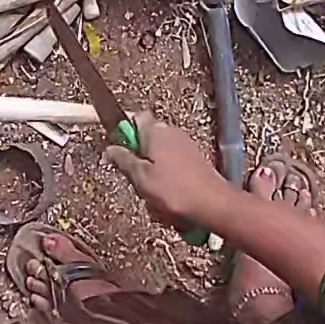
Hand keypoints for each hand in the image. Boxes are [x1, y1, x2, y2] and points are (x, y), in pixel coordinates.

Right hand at [104, 114, 230, 225]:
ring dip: (152, 175)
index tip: (117, 150)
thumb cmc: (175, 191)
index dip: (123, 131)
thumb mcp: (140, 177)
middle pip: (145, 140)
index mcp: (156, 131)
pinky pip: (171, 168)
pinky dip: (167, 182)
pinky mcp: (194, 161)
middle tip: (136, 180)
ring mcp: (184, 146)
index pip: (134, 118)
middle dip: (138, 160)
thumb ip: (123, 159)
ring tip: (154, 196)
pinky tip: (168, 200)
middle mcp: (171, 132)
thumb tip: (110, 148)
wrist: (214, 205)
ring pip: (157, 157)